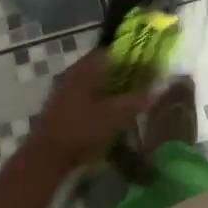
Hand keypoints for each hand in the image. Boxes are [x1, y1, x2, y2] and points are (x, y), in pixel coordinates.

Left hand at [21, 50, 156, 170]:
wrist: (47, 156)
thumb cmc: (82, 131)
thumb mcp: (116, 116)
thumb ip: (138, 99)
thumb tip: (159, 86)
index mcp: (85, 68)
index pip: (112, 51)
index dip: (132, 56)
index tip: (149, 65)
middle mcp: (74, 73)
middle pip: (103, 66)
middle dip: (124, 72)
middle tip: (144, 82)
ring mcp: (65, 89)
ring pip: (94, 81)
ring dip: (112, 87)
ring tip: (132, 98)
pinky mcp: (62, 105)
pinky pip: (86, 94)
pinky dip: (101, 98)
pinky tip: (112, 112)